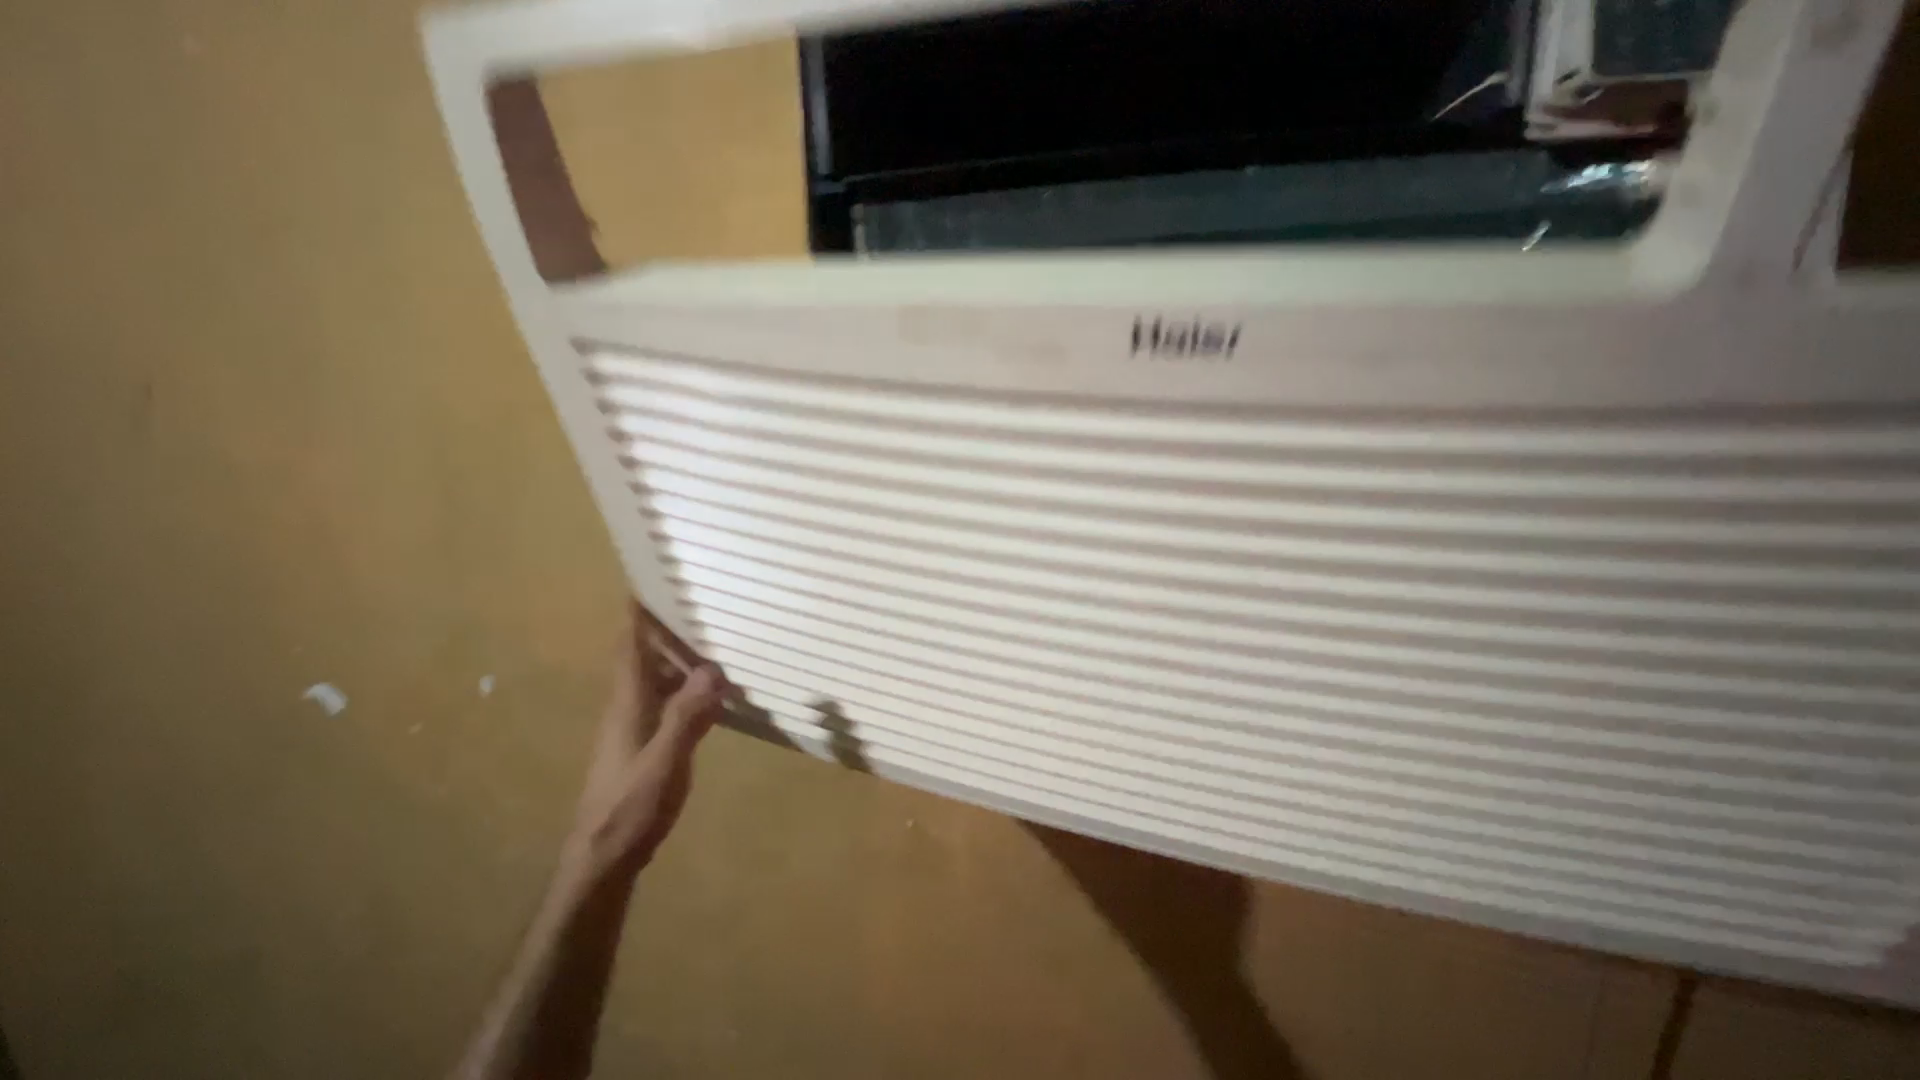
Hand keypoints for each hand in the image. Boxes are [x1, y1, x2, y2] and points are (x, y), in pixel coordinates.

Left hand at [568, 603, 723, 877]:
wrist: (602, 857)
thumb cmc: (629, 809)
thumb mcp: (663, 763)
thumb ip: (686, 717)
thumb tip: (711, 669)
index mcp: (628, 704)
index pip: (629, 646)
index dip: (637, 613)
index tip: (649, 578)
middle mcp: (628, 708)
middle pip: (643, 657)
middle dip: (665, 628)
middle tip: (699, 603)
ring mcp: (634, 730)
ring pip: (656, 681)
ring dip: (677, 658)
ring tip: (712, 640)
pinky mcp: (644, 749)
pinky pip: (667, 705)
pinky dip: (686, 690)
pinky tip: (711, 695)